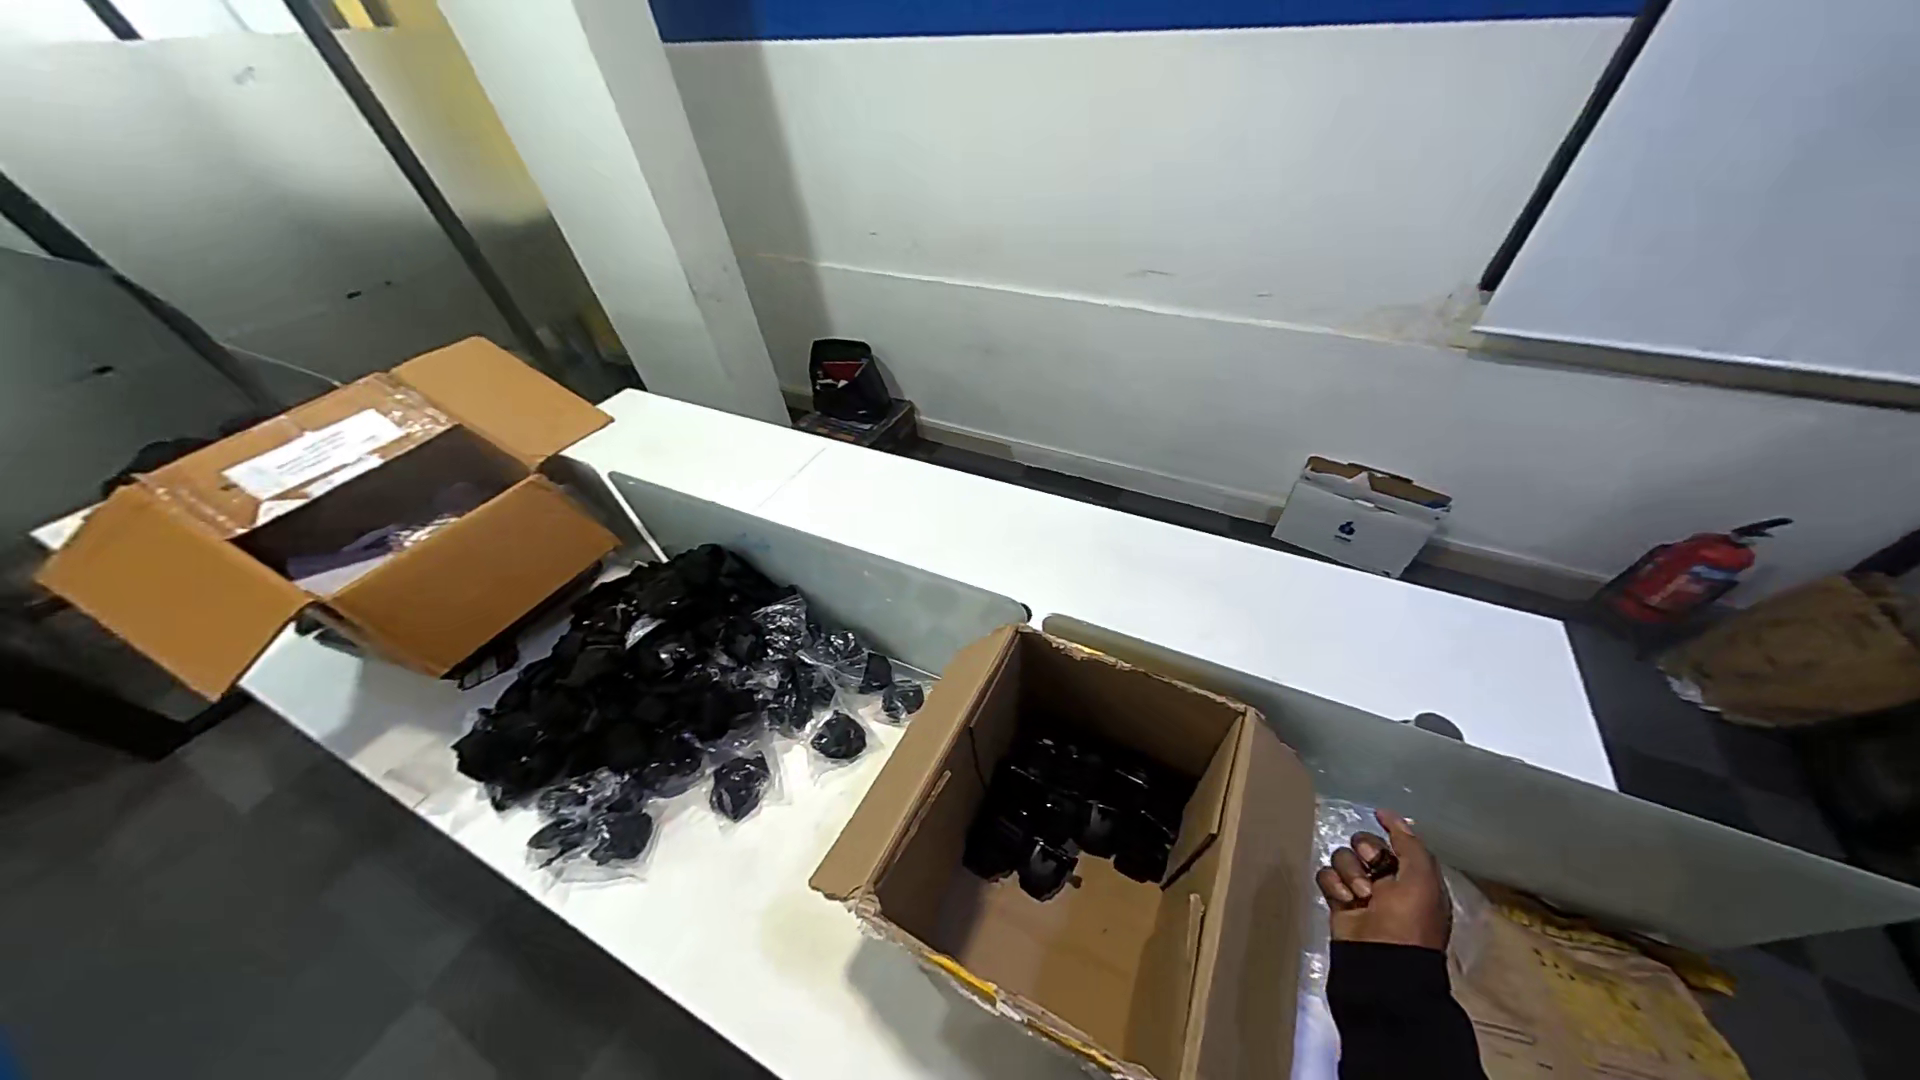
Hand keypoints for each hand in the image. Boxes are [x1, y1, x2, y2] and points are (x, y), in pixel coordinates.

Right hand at [1315, 808, 1449, 951]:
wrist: (1383, 960)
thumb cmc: (1409, 919)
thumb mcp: (1422, 880)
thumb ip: (1409, 844)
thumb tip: (1386, 813)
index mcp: (1413, 877)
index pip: (1395, 842)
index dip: (1390, 832)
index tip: (1378, 817)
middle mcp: (1387, 880)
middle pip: (1364, 845)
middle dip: (1366, 851)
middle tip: (1372, 867)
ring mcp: (1360, 890)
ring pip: (1343, 858)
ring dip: (1350, 872)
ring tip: (1360, 894)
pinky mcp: (1337, 899)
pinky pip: (1326, 875)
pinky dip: (1333, 883)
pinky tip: (1343, 898)